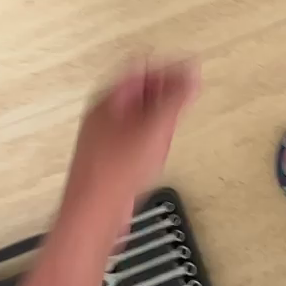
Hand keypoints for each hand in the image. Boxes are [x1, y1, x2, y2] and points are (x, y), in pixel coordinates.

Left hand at [61, 59, 200, 230]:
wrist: (94, 217)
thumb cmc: (112, 173)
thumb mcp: (155, 127)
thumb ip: (176, 98)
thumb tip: (192, 75)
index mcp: (108, 100)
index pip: (141, 68)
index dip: (168, 68)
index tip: (189, 70)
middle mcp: (103, 117)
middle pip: (139, 92)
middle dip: (165, 93)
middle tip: (185, 95)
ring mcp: (105, 141)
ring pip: (138, 117)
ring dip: (159, 119)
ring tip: (170, 127)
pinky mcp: (110, 162)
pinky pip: (135, 140)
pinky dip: (151, 141)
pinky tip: (157, 154)